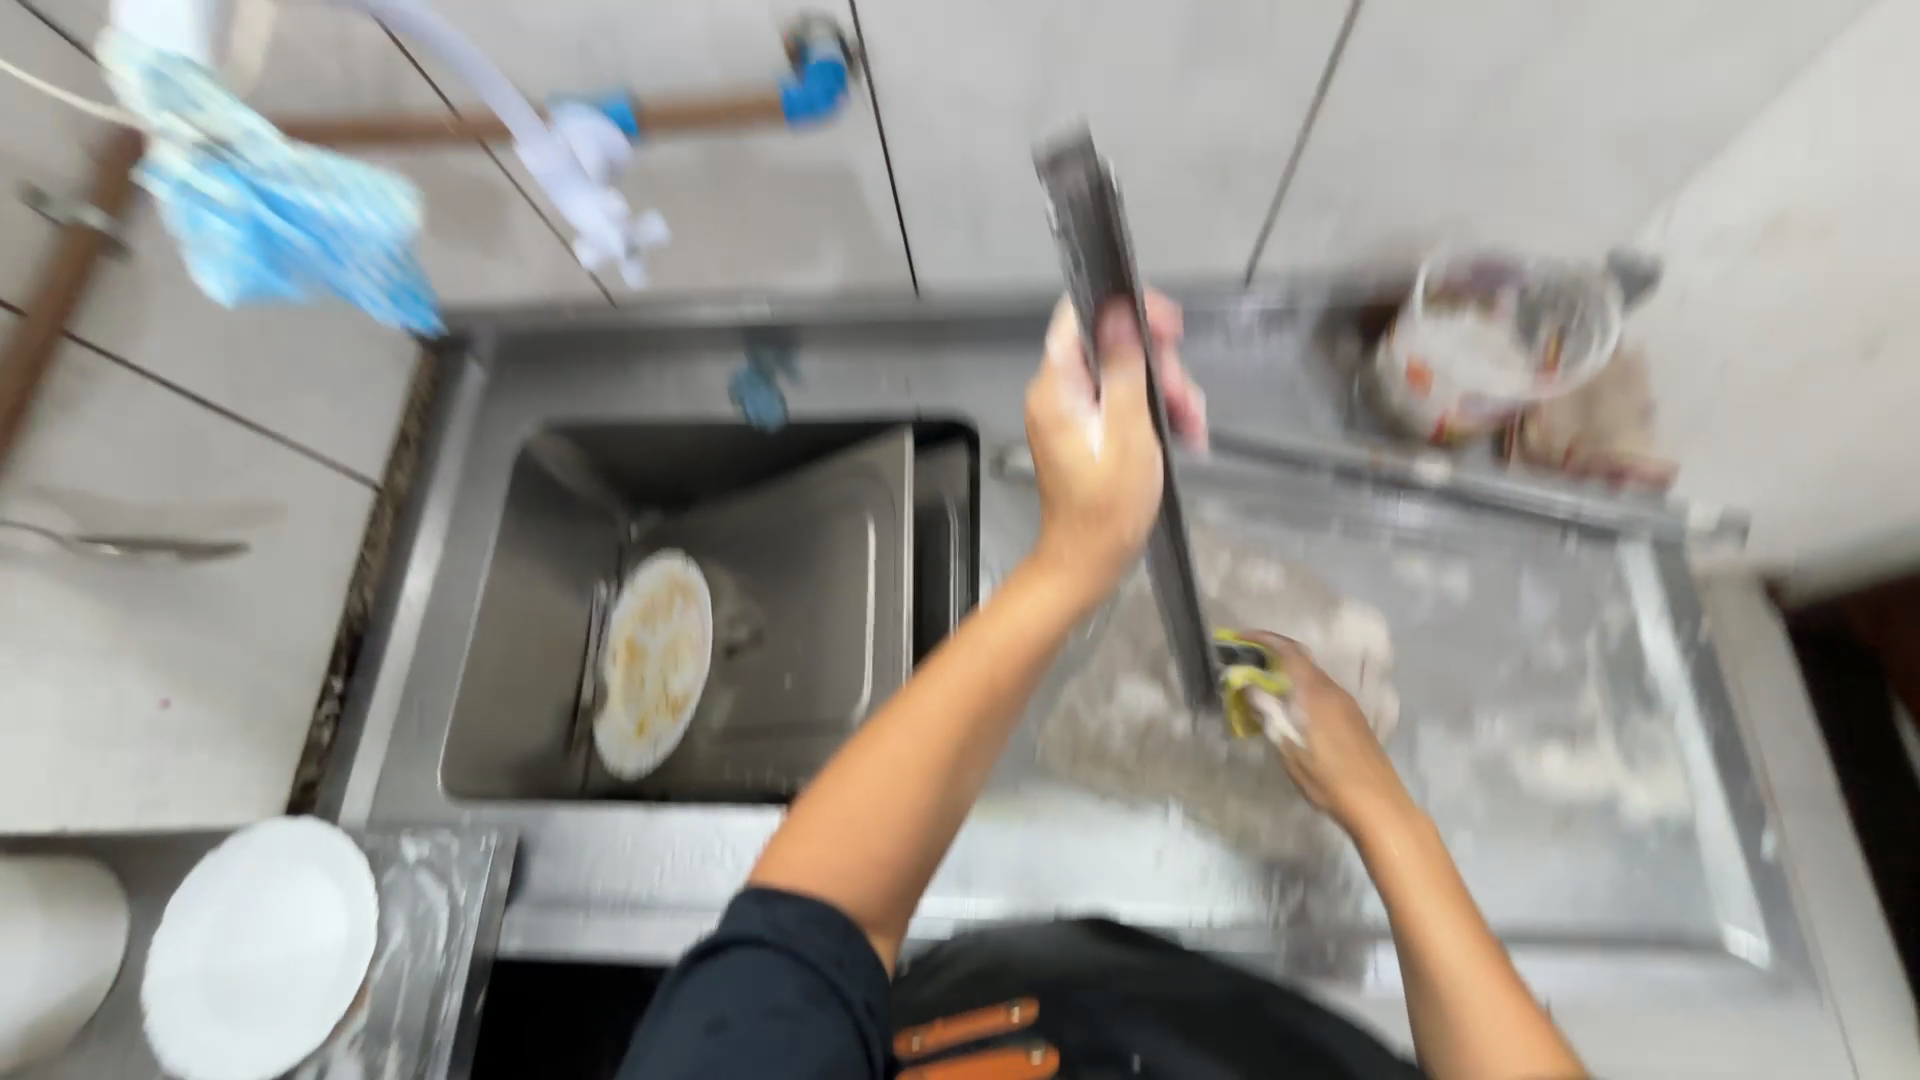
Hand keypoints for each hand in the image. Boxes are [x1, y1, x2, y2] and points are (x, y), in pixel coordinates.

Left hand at [1023, 292, 1207, 608]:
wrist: (1089, 560)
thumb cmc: (1109, 505)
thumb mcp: (1129, 431)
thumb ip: (1122, 367)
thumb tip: (1116, 312)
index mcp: (1056, 387)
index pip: (1080, 316)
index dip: (1127, 309)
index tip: (1170, 328)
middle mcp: (1057, 392)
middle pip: (1112, 346)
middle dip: (1160, 368)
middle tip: (1188, 403)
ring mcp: (1072, 412)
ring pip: (1126, 376)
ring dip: (1167, 395)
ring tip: (1193, 429)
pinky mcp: (1086, 430)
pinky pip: (1123, 404)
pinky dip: (1155, 415)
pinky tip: (1185, 436)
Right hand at [1239, 631, 1418, 838]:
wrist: (1380, 806)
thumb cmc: (1329, 779)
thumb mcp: (1289, 749)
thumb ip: (1268, 713)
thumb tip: (1247, 686)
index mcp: (1315, 693)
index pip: (1288, 650)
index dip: (1262, 639)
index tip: (1238, 638)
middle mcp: (1332, 690)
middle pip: (1300, 659)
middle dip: (1271, 654)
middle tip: (1244, 661)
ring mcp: (1346, 703)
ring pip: (1310, 676)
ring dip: (1284, 673)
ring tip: (1259, 687)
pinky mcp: (1352, 718)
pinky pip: (1319, 690)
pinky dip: (1298, 688)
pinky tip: (1287, 708)